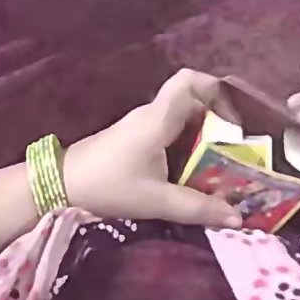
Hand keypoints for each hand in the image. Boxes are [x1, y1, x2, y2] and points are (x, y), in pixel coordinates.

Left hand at [64, 69, 243, 228]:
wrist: (61, 184)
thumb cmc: (108, 185)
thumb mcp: (156, 200)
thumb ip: (198, 208)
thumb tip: (237, 219)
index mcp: (158, 118)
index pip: (190, 81)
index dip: (217, 90)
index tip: (235, 120)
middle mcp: (152, 115)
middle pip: (193, 102)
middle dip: (218, 123)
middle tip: (237, 151)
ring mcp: (141, 126)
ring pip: (182, 120)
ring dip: (203, 138)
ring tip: (222, 165)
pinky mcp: (134, 139)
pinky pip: (169, 133)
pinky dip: (186, 147)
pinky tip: (193, 172)